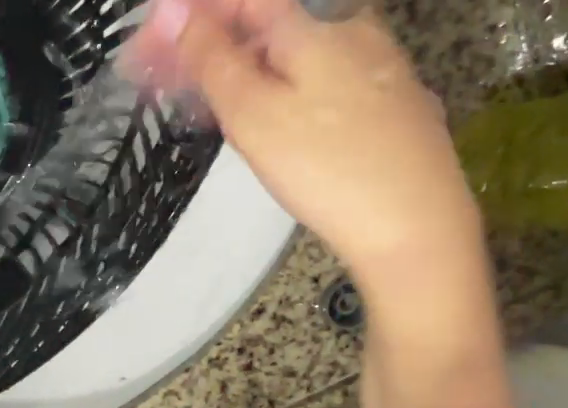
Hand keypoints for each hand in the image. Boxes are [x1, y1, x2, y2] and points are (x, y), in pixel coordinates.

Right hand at [126, 0, 483, 285]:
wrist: (415, 224)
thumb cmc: (326, 170)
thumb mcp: (254, 116)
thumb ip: (213, 62)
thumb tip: (174, 11)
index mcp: (313, 30)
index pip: (243, 0)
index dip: (195, 16)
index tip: (151, 47)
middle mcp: (354, 34)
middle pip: (275, 31)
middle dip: (225, 52)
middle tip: (186, 96)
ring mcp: (385, 71)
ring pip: (306, 62)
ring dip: (261, 79)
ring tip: (234, 121)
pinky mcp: (401, 110)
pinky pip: (334, 89)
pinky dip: (298, 100)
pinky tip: (293, 137)